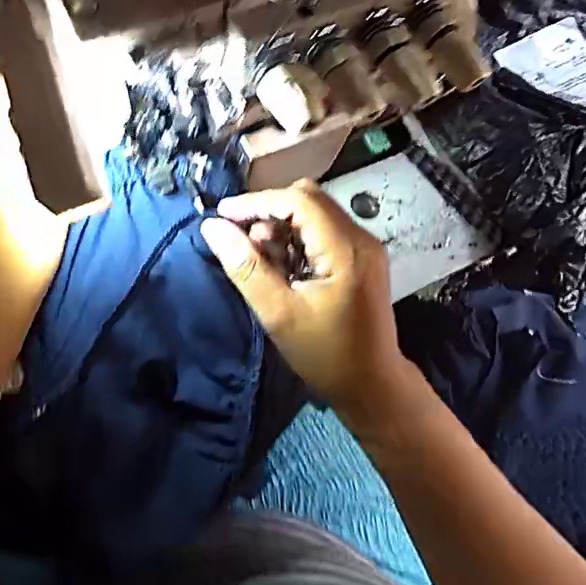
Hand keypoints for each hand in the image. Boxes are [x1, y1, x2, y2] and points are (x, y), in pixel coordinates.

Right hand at [200, 181, 410, 418]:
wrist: (373, 386)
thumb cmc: (326, 355)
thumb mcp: (278, 314)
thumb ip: (246, 267)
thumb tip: (213, 228)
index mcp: (346, 249)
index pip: (300, 200)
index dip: (258, 202)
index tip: (223, 215)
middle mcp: (361, 237)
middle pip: (309, 198)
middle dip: (269, 211)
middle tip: (241, 238)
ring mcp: (365, 246)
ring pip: (316, 211)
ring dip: (282, 224)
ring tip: (261, 258)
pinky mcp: (362, 256)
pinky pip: (324, 228)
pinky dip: (298, 237)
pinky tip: (282, 265)